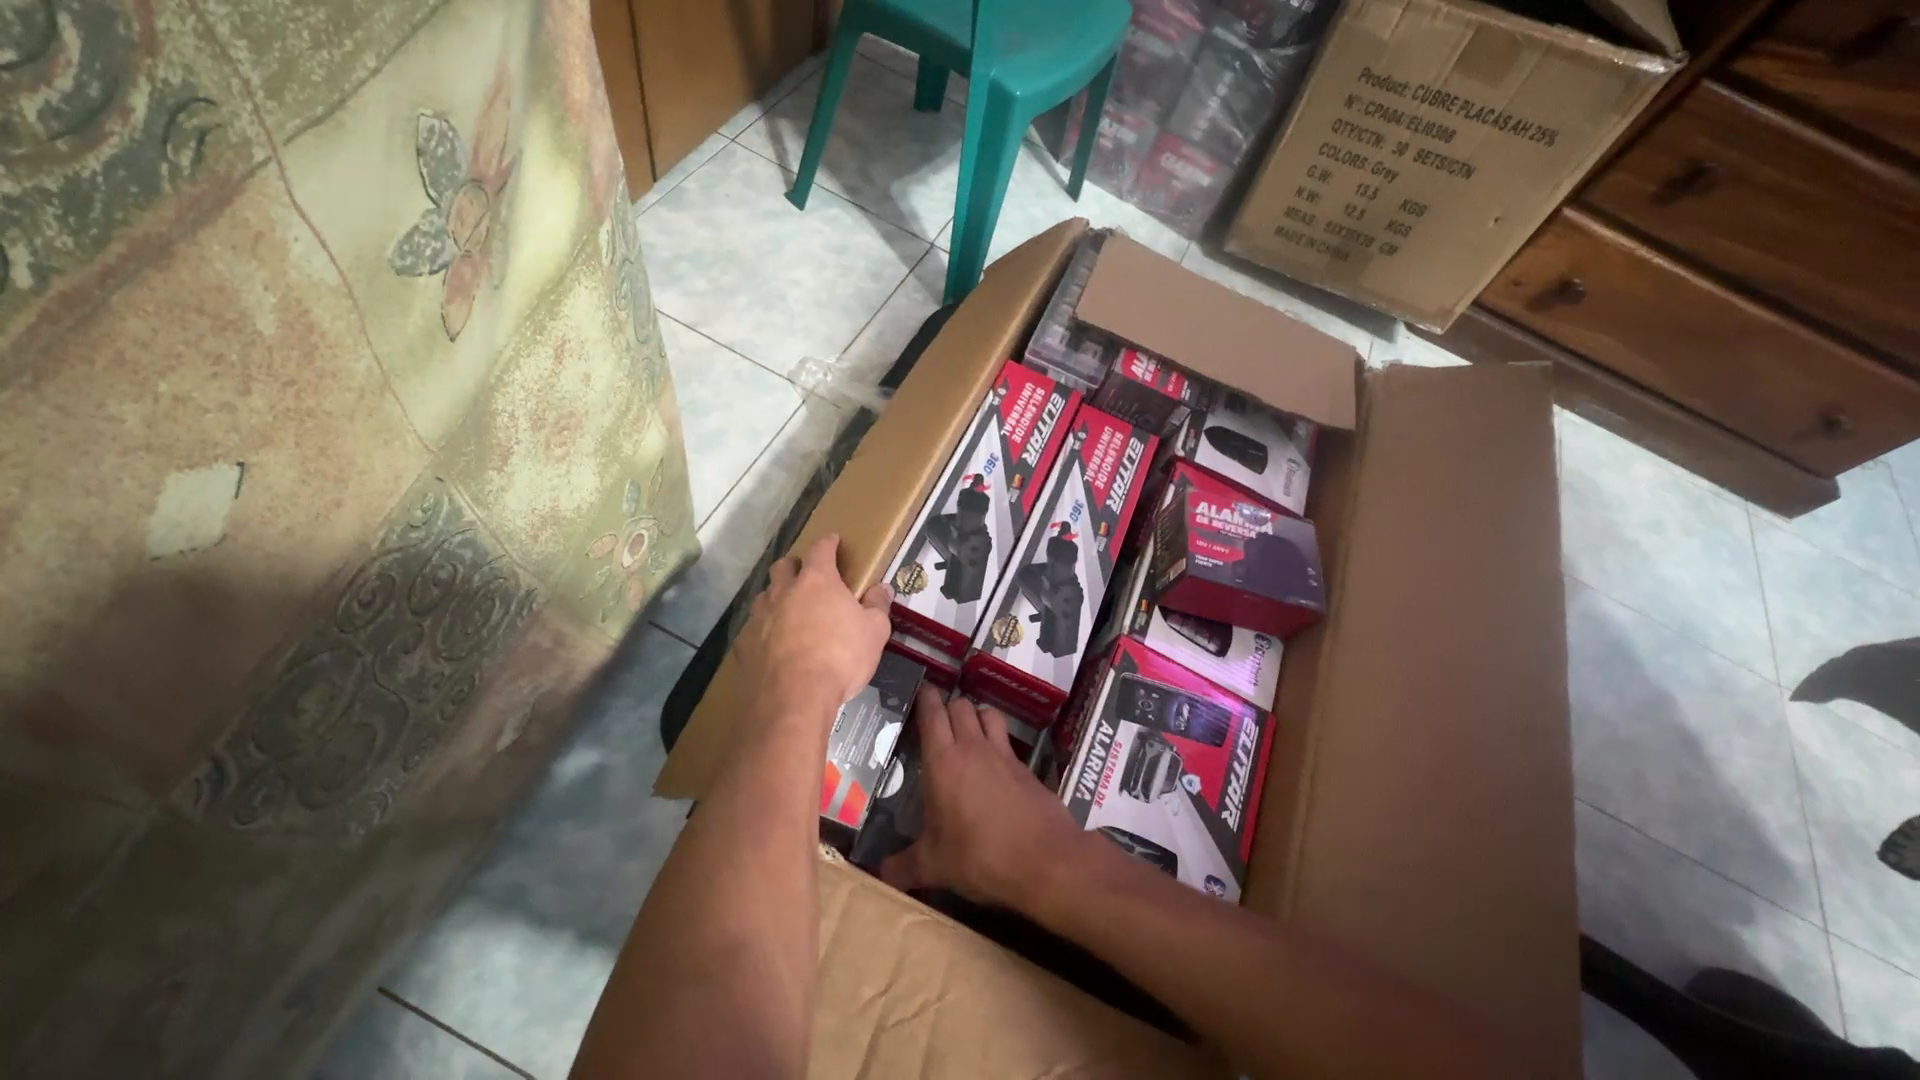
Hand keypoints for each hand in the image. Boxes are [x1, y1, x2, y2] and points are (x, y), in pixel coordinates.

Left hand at [733, 534, 891, 731]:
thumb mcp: (874, 632)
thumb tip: (882, 588)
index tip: (833, 540)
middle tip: (805, 575)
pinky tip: (772, 646)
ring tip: (788, 612)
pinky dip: (764, 630)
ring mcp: (758, 617)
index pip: (821, 550)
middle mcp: (783, 591)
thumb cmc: (840, 658)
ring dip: (776, 598)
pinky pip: (753, 629)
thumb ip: (877, 606)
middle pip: (783, 567)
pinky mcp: (743, 645)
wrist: (793, 698)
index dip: (828, 543)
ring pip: (764, 596)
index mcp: (817, 581)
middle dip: (794, 566)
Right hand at [881, 688, 1088, 909]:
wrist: (1046, 860)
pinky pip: (1008, 741)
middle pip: (961, 706)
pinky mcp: (1027, 768)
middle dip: (948, 706)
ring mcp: (1004, 755)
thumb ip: (904, 867)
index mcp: (943, 761)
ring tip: (967, 732)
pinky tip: (994, 765)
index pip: (932, 713)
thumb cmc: (980, 857)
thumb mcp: (935, 867)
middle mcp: (973, 748)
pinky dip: (998, 742)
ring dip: (977, 716)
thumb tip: (881, 875)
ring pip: (989, 714)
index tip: (919, 691)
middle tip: (937, 721)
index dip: (925, 698)